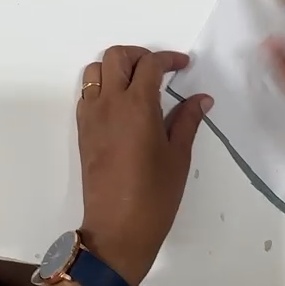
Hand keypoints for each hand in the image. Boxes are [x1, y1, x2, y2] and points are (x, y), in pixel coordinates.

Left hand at [75, 45, 212, 284]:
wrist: (117, 230)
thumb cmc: (154, 195)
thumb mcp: (178, 156)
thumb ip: (187, 120)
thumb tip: (201, 98)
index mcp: (137, 104)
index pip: (150, 64)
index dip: (169, 58)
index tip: (184, 65)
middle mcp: (110, 102)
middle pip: (116, 56)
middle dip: (139, 55)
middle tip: (159, 71)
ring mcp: (91, 115)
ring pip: (95, 70)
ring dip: (116, 68)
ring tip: (137, 84)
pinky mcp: (83, 129)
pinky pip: (87, 93)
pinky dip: (102, 87)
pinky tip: (121, 105)